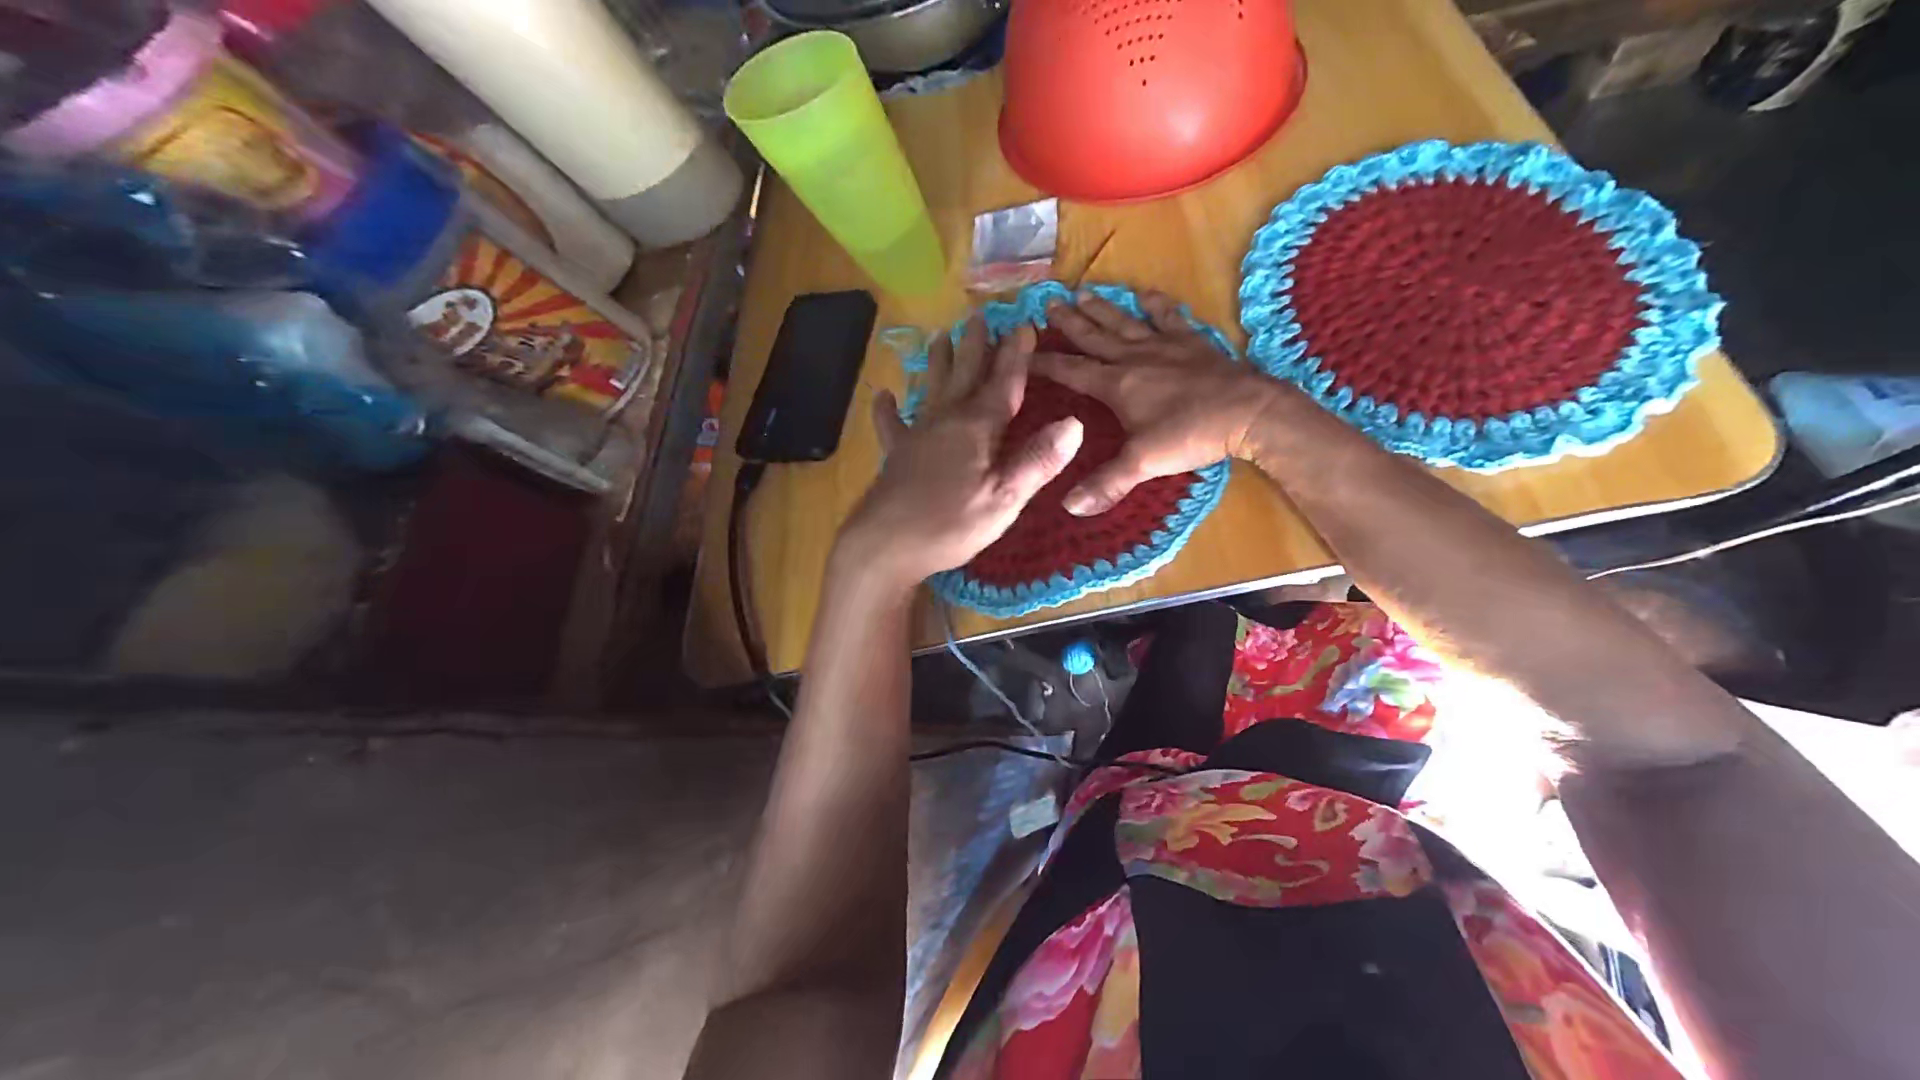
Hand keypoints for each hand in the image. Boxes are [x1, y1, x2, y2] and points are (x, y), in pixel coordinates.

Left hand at [838, 317, 1084, 589]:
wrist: (884, 546)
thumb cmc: (950, 526)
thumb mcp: (1003, 499)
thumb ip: (1037, 461)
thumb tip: (1074, 423)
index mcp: (977, 429)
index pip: (1003, 384)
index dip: (1016, 356)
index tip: (1025, 325)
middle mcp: (946, 421)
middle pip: (964, 375)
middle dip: (976, 347)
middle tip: (979, 316)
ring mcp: (917, 435)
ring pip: (931, 388)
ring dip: (939, 363)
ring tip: (939, 336)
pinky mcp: (895, 455)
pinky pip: (891, 424)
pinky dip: (887, 408)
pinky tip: (883, 394)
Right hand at [1034, 291, 1286, 515]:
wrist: (1249, 412)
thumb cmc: (1191, 435)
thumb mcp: (1143, 463)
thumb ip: (1105, 483)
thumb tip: (1068, 507)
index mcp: (1117, 384)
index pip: (1071, 372)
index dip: (1044, 364)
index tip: (1021, 355)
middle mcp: (1134, 357)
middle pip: (1094, 337)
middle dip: (1069, 323)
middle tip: (1048, 304)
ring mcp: (1165, 345)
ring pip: (1124, 322)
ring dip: (1102, 309)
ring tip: (1082, 294)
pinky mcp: (1192, 342)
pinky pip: (1169, 317)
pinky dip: (1156, 305)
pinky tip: (1145, 295)